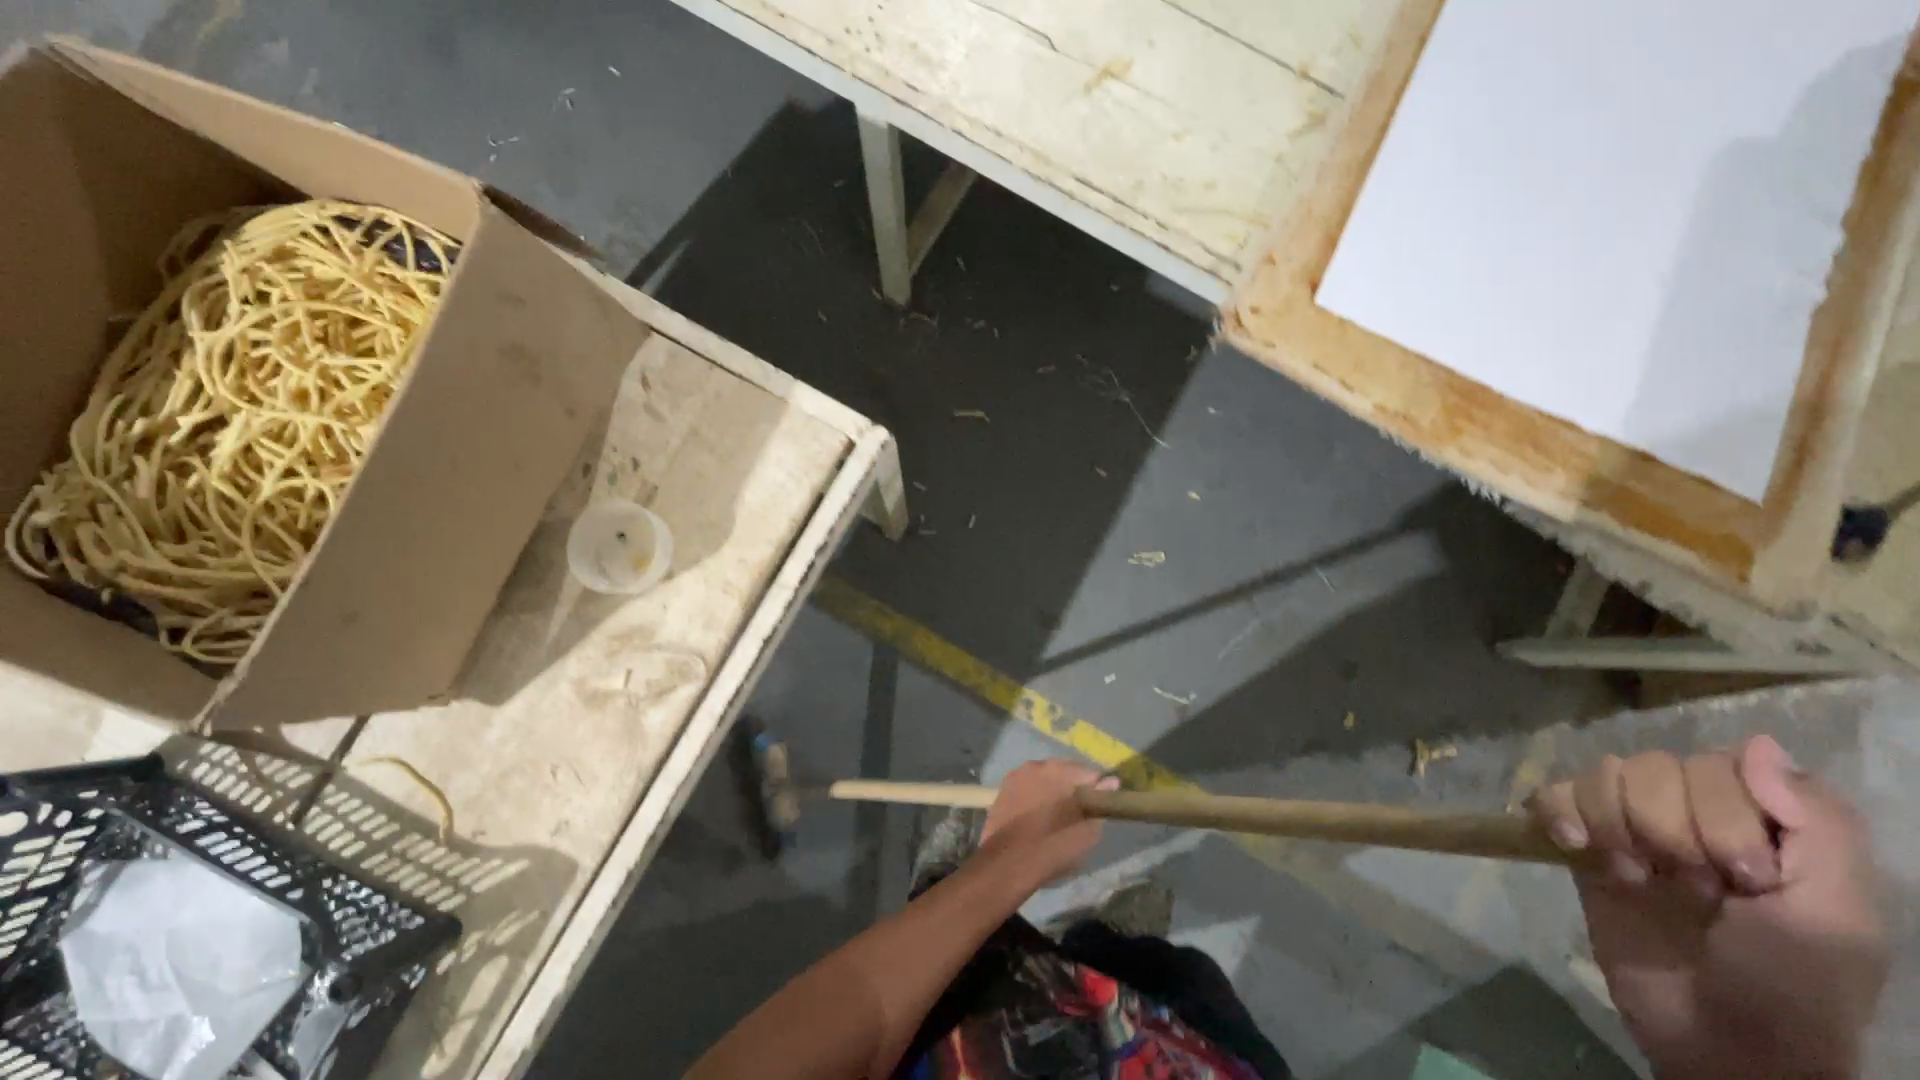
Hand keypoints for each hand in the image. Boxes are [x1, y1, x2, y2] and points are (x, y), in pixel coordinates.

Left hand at [979, 760, 1117, 884]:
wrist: (1007, 864)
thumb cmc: (1053, 847)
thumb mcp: (1088, 832)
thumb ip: (1100, 803)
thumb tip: (1110, 783)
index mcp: (1061, 770)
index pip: (1090, 774)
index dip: (1097, 790)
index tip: (1099, 806)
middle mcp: (1038, 764)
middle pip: (1065, 772)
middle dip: (1073, 787)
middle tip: (1078, 812)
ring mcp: (1017, 775)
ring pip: (1044, 779)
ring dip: (1052, 790)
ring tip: (1056, 815)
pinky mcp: (1002, 790)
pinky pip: (1027, 788)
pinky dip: (1035, 797)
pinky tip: (1037, 816)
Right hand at [1531, 737, 1887, 1077]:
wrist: (1721, 1048)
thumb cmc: (1793, 986)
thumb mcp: (1837, 914)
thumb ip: (1818, 826)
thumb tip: (1758, 745)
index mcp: (1762, 821)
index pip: (1721, 763)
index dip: (1722, 810)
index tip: (1744, 877)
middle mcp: (1695, 814)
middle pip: (1654, 766)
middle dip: (1667, 825)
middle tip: (1692, 887)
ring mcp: (1633, 831)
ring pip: (1603, 775)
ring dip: (1615, 822)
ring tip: (1634, 876)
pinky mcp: (1582, 851)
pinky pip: (1553, 797)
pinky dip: (1557, 810)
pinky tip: (1575, 844)